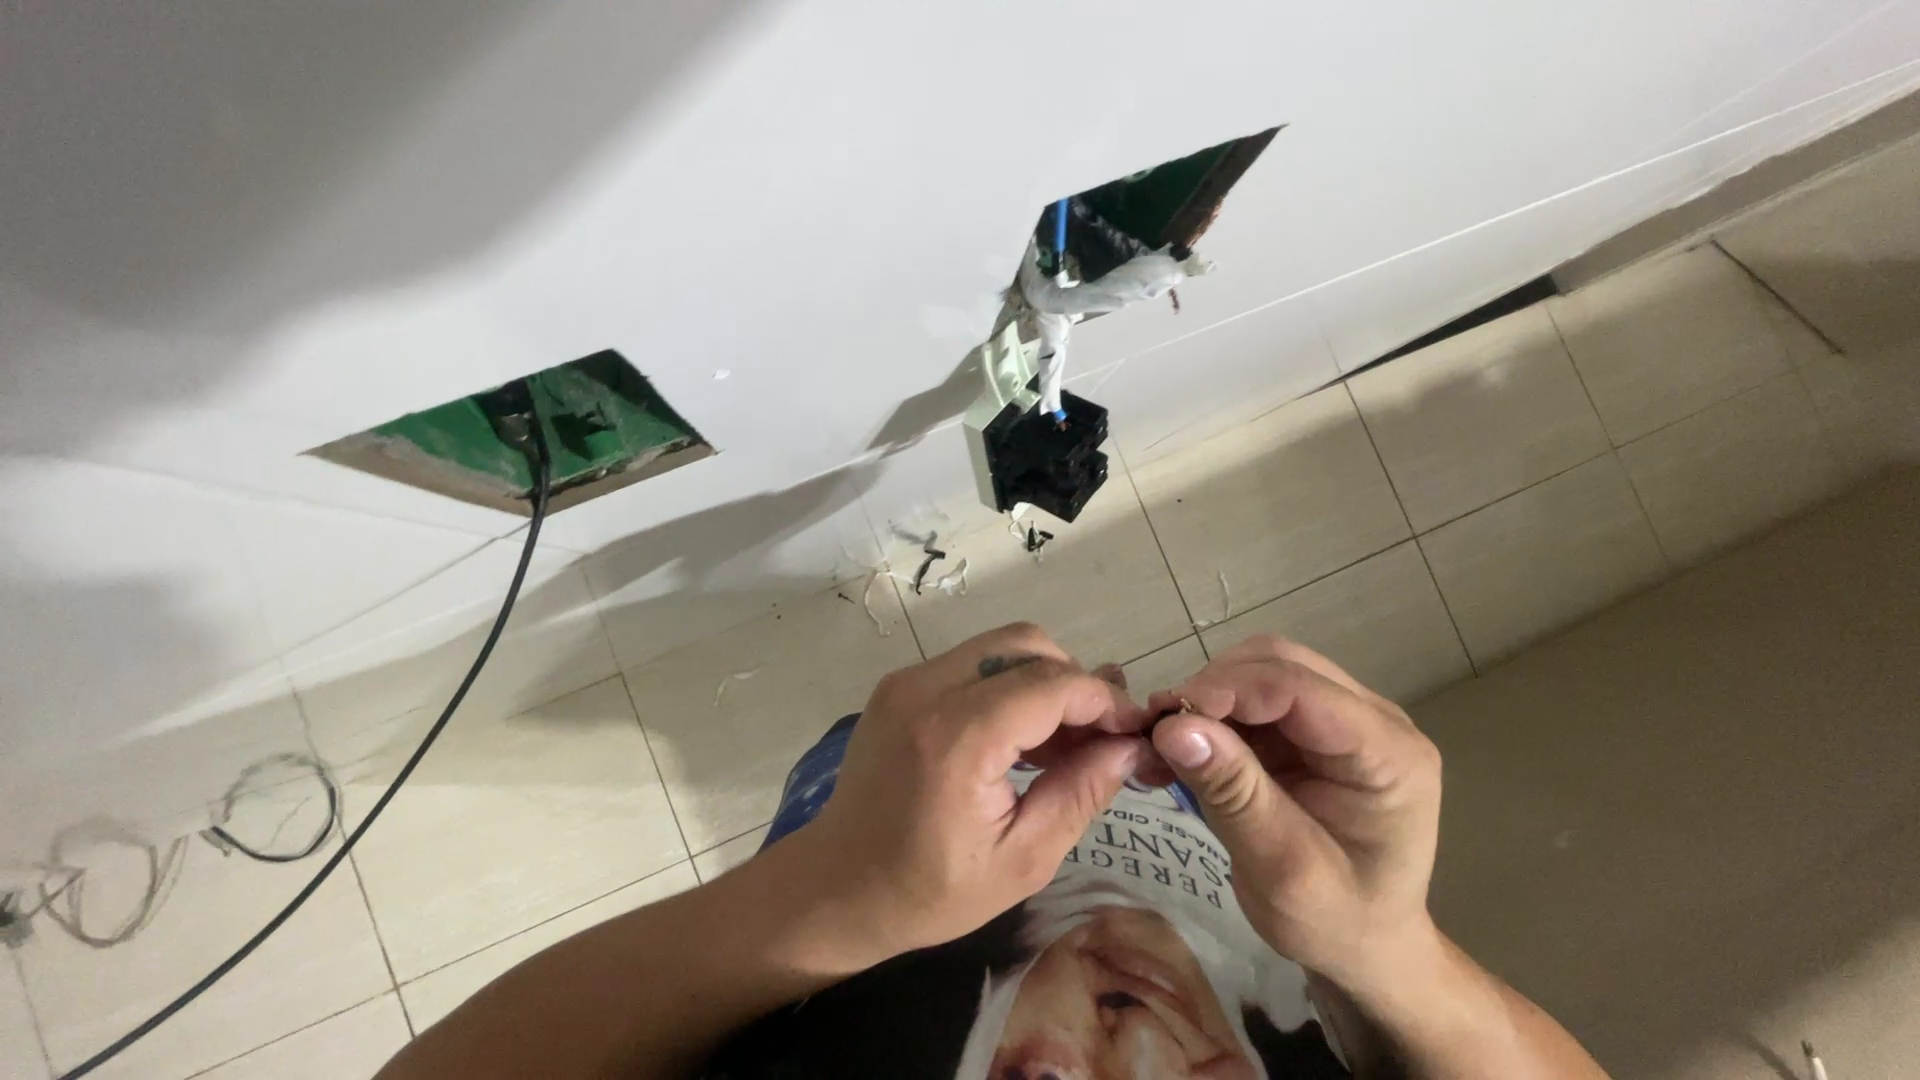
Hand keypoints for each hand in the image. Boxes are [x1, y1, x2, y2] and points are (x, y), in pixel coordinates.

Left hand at [797, 623, 1150, 957]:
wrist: (837, 885)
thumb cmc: (929, 889)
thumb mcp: (1021, 859)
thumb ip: (1080, 793)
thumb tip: (1130, 747)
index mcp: (957, 738)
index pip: (1051, 684)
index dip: (1103, 701)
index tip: (1131, 731)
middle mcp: (927, 689)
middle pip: (1027, 646)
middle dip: (1073, 683)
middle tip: (1094, 737)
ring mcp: (907, 681)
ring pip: (1000, 646)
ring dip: (1042, 681)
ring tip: (1060, 743)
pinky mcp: (899, 685)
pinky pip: (971, 662)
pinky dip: (1007, 685)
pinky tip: (1018, 738)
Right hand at [1144, 635, 1442, 991]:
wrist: (1362, 947)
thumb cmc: (1333, 921)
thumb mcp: (1281, 867)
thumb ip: (1234, 793)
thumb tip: (1173, 727)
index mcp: (1389, 754)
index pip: (1299, 688)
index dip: (1228, 689)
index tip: (1165, 716)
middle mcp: (1373, 719)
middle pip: (1280, 664)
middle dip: (1214, 687)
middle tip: (1158, 728)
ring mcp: (1342, 719)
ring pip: (1261, 670)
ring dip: (1208, 697)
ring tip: (1165, 741)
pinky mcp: (1312, 729)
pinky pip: (1253, 697)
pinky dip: (1211, 714)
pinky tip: (1180, 749)